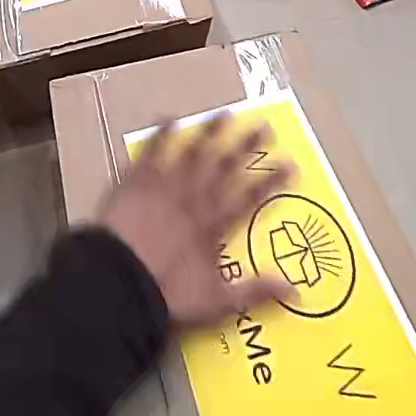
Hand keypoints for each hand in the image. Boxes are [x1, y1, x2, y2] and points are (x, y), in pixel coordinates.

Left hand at [98, 114, 297, 327]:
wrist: (119, 283)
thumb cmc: (167, 294)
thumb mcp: (217, 301)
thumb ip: (256, 291)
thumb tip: (296, 291)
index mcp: (213, 224)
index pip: (248, 197)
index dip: (271, 180)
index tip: (291, 163)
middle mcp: (194, 198)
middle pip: (224, 167)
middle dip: (246, 146)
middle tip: (264, 125)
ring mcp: (165, 185)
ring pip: (192, 152)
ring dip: (209, 132)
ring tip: (225, 114)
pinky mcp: (138, 180)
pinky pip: (152, 151)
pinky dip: (160, 134)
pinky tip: (168, 118)